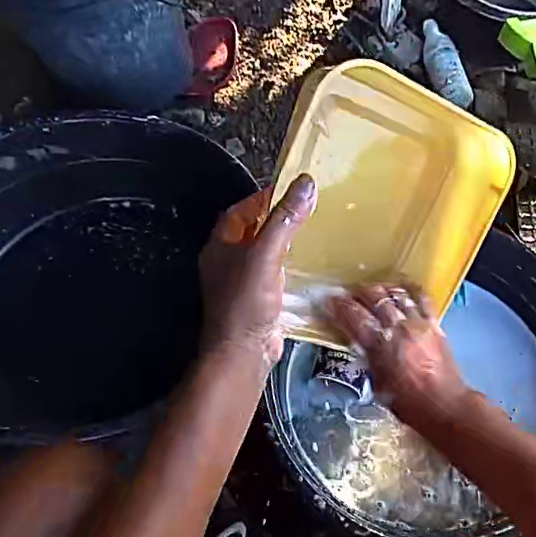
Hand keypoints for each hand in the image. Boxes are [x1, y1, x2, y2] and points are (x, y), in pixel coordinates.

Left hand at [200, 175, 316, 365]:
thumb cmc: (245, 303)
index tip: (289, 189)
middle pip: (254, 232)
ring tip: (314, 234)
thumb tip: (305, 185)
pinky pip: (277, 278)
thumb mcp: (266, 254)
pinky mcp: (260, 303)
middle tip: (306, 209)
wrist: (244, 352)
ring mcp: (244, 285)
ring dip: (287, 246)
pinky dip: (292, 271)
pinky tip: (312, 268)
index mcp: (221, 247)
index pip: (241, 211)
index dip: (263, 197)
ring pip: (267, 256)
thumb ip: (284, 220)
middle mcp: (229, 264)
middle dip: (277, 220)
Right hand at [327, 283, 472, 425]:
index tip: (328, 300)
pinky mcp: (435, 324)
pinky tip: (400, 286)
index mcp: (380, 345)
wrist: (444, 405)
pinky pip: (422, 298)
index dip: (338, 306)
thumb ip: (369, 360)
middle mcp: (398, 328)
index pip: (353, 316)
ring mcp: (418, 323)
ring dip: (380, 289)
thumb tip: (361, 345)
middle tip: (347, 295)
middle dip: (357, 293)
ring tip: (370, 291)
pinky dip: (409, 289)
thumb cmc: (407, 403)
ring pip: (395, 294)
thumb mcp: (378, 384)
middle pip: (374, 298)